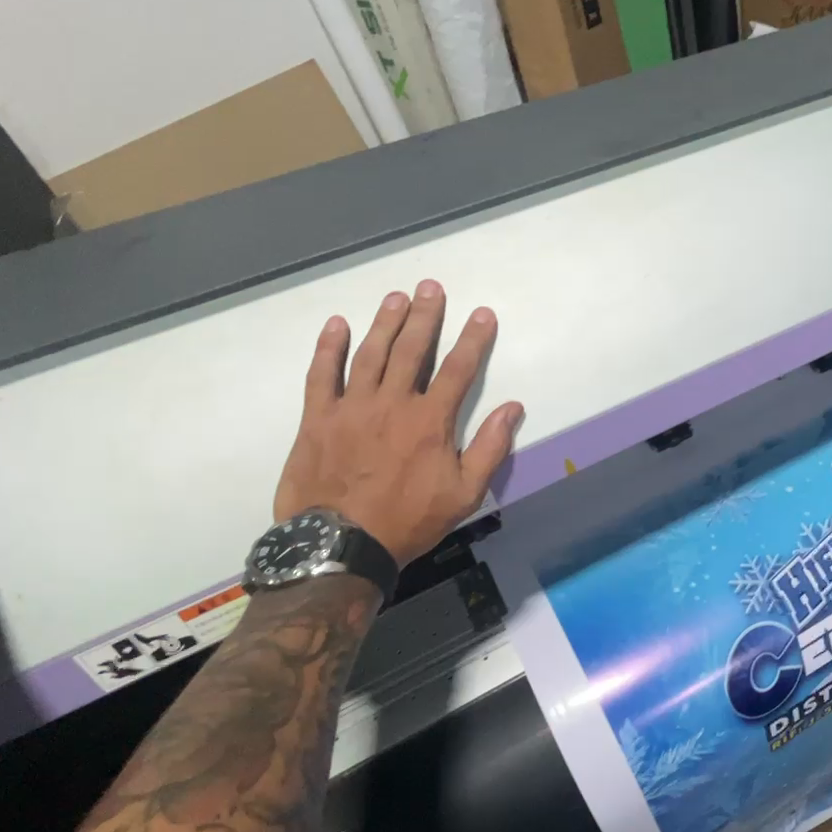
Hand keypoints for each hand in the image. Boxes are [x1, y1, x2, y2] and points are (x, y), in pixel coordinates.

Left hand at [273, 280, 522, 564]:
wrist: (340, 544)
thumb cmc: (408, 521)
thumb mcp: (464, 494)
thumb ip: (490, 448)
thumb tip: (513, 409)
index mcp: (430, 421)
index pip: (458, 369)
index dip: (473, 339)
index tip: (482, 313)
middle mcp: (392, 403)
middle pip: (412, 349)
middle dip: (425, 316)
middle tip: (431, 287)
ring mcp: (351, 407)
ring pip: (370, 353)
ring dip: (385, 322)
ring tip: (396, 296)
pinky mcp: (318, 418)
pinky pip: (322, 374)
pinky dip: (329, 347)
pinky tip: (337, 325)